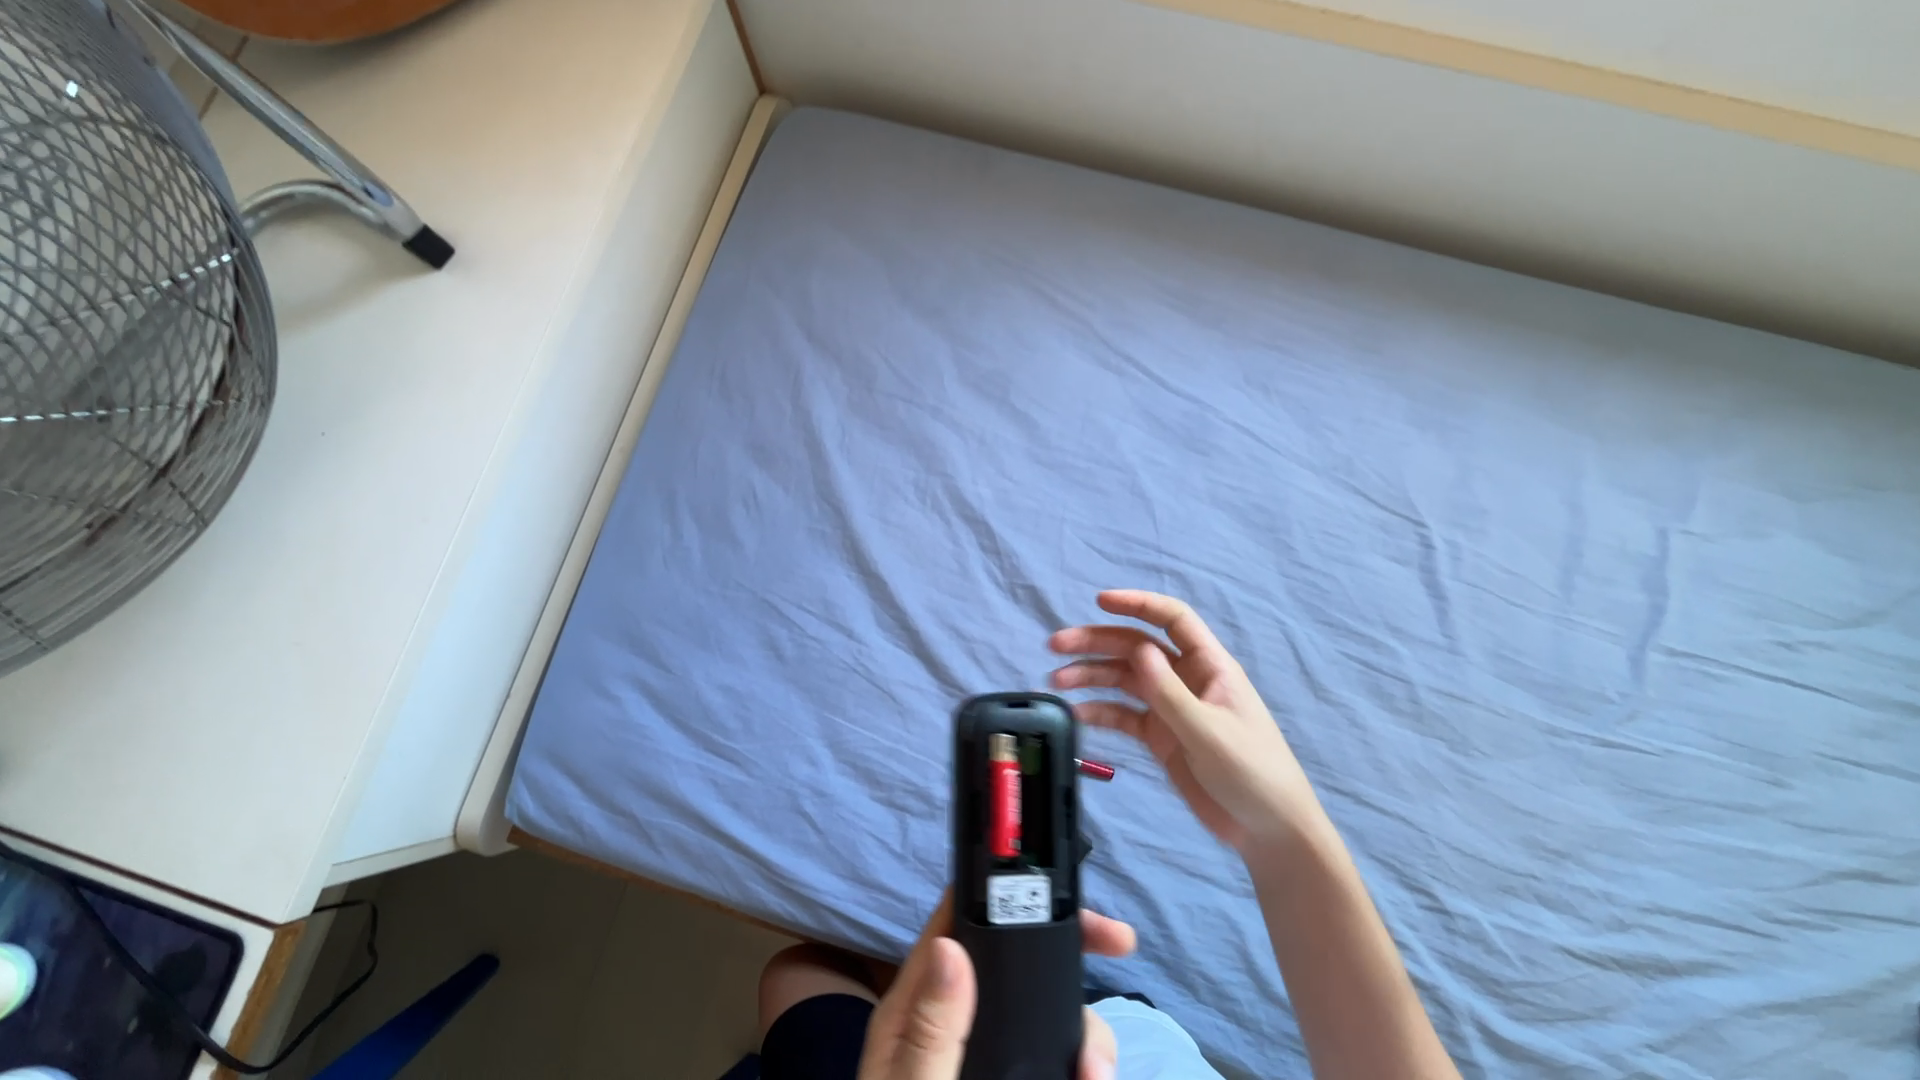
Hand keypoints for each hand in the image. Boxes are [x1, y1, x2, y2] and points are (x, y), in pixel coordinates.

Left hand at [858, 892, 1134, 1079]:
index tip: (1064, 892)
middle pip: (1019, 964)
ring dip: (1083, 1033)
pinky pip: (1054, 1062)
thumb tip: (955, 947)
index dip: (1013, 892)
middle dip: (1070, 958)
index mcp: (916, 1005)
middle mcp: (953, 1020)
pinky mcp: (1012, 1079)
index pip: (962, 921)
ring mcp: (985, 1056)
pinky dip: (1081, 1068)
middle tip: (1120, 947)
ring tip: (1093, 1075)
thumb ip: (930, 1031)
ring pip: (1047, 1017)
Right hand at [1050, 589, 1329, 854]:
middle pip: (1137, 647)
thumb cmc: (1250, 771)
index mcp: (1209, 666)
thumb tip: (1138, 647)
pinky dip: (1100, 711)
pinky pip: (1124, 716)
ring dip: (1091, 675)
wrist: (1268, 829)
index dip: (1138, 604)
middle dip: (1097, 642)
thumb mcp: (1207, 731)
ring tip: (1056, 682)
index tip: (1099, 601)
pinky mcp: (1161, 737)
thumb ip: (1169, 692)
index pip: (1172, 620)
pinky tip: (1076, 713)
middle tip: (1055, 646)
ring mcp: (1172, 709)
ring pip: (1124, 679)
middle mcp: (1187, 679)